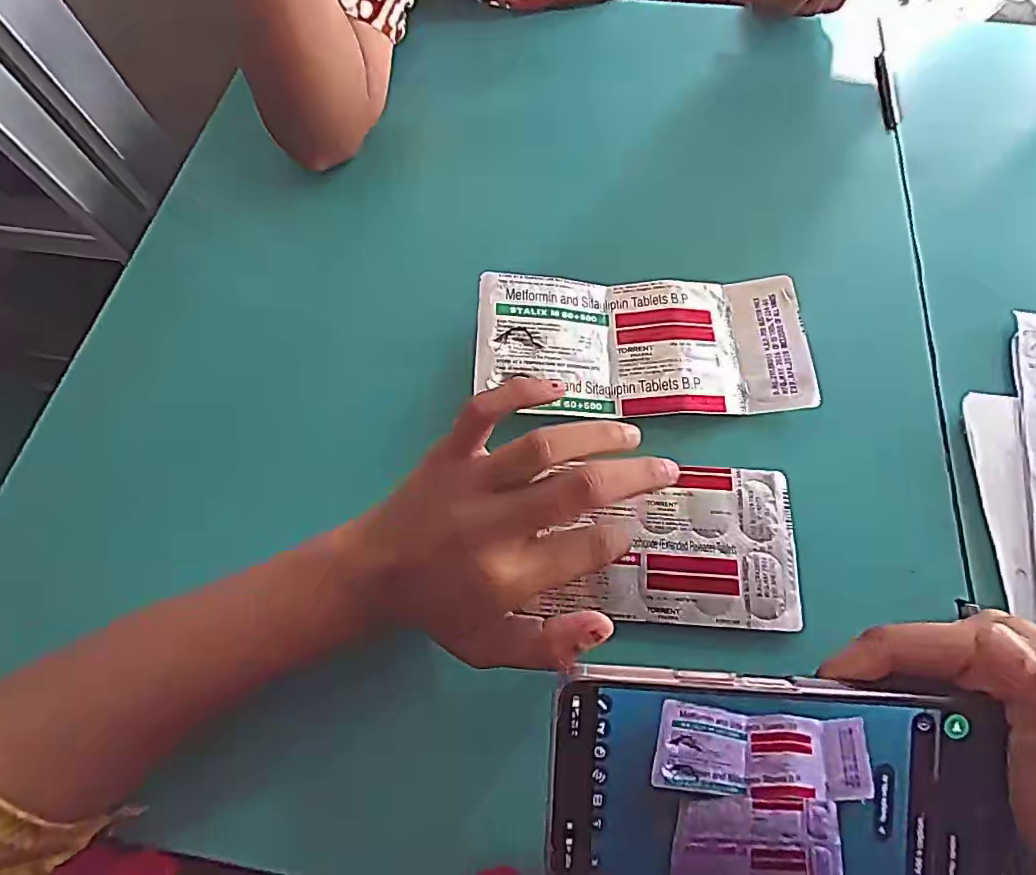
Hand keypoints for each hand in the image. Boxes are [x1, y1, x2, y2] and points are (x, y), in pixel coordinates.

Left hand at [341, 378, 677, 669]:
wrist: (372, 572)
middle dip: (630, 478)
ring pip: (542, 448)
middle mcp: (493, 525)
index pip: (582, 551)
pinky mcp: (450, 451)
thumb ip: (549, 645)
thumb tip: (606, 626)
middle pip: (576, 492)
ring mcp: (471, 480)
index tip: (635, 527)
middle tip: (664, 470)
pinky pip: (484, 411)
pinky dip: (520, 392)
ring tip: (631, 436)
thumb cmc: (441, 609)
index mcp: (506, 576)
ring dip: (594, 436)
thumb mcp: (490, 648)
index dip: (619, 537)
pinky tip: (559, 388)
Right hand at [820, 612, 1035, 874]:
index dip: (861, 662)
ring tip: (838, 743)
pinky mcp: (953, 709)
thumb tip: (996, 638)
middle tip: (827, 730)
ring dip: (862, 709)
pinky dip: (879, 727)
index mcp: (1003, 643)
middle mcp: (977, 654)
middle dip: (855, 689)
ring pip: (890, 683)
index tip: (826, 692)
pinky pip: (900, 707)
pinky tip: (871, 752)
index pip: (912, 640)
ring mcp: (963, 682)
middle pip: (893, 659)